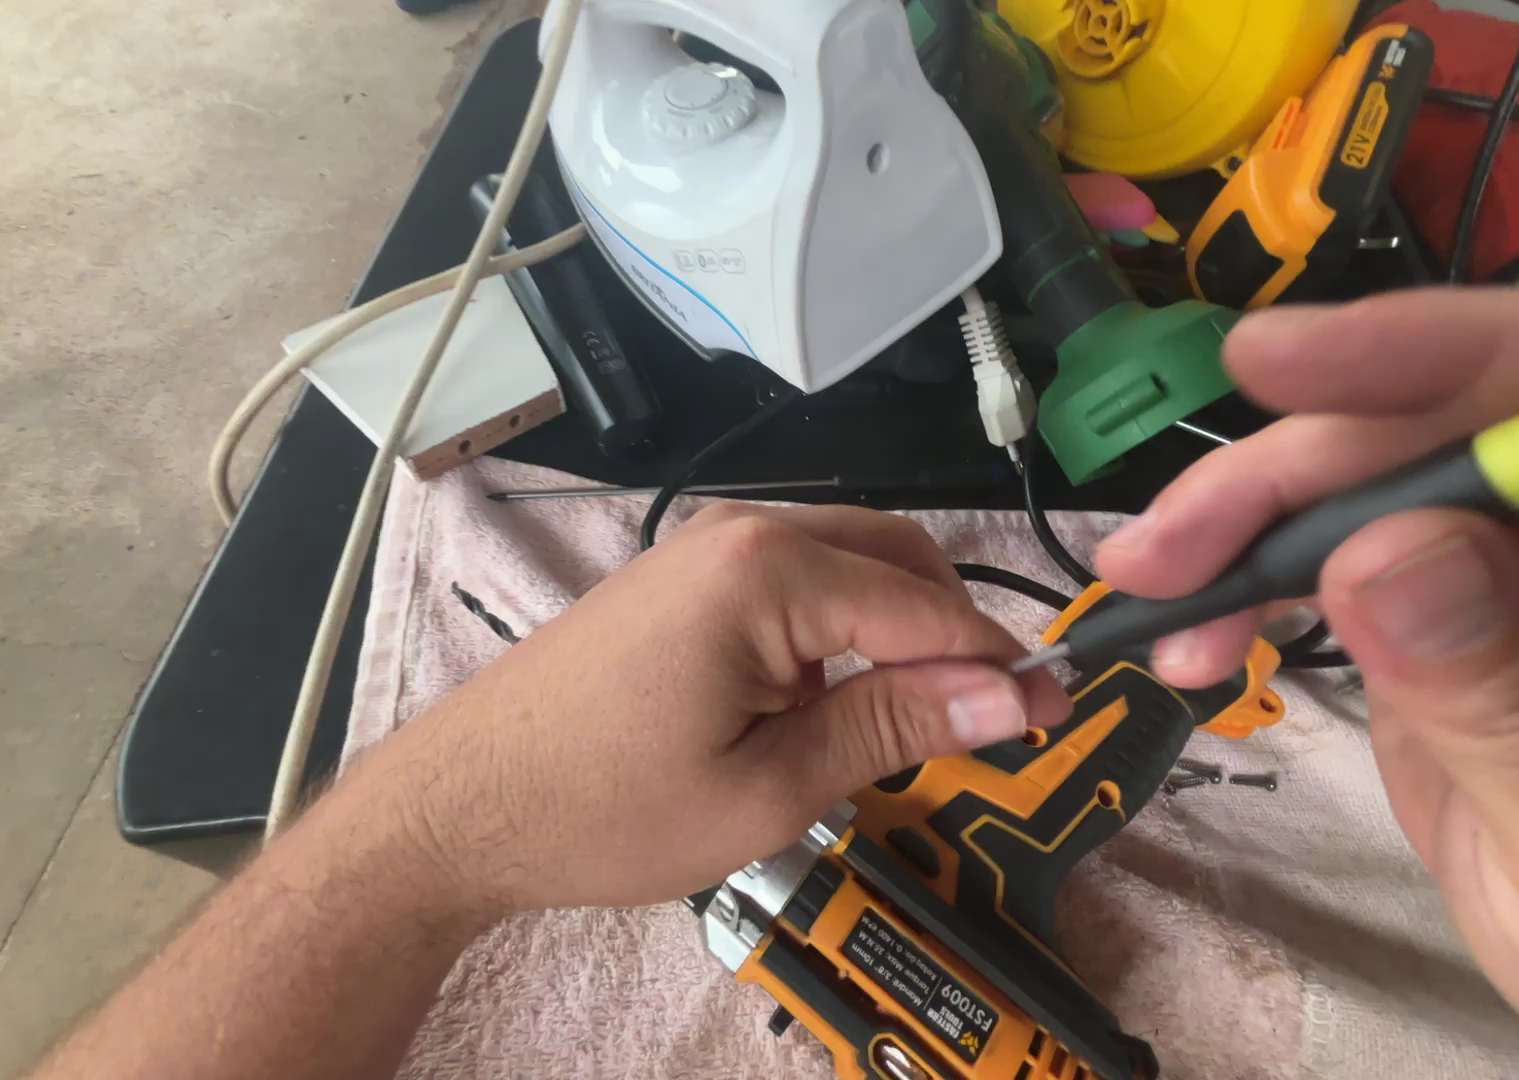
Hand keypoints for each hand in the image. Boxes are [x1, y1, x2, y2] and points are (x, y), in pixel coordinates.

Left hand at [361, 504, 1068, 918]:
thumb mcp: (767, 788)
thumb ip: (890, 725)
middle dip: (949, 633)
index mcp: (767, 569)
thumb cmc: (605, 810)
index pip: (923, 605)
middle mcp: (742, 528)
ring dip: (894, 628)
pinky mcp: (687, 571)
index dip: (998, 663)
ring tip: (907, 715)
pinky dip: (838, 626)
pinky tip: (828, 691)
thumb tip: (1006, 696)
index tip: (1055, 713)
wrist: (464, 800)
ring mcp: (708, 543)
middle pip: (892, 558)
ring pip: (847, 563)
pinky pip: (796, 578)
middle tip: (982, 719)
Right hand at [1096, 288, 1518, 1077]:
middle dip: (1278, 481)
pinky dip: (1245, 590)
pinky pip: (1330, 558)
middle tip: (1153, 552)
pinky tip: (1199, 640)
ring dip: (1238, 538)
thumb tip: (1379, 558)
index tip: (1269, 358)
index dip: (1437, 354)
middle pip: (1443, 430)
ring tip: (1153, 598)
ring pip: (1361, 489)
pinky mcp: (1450, 593)